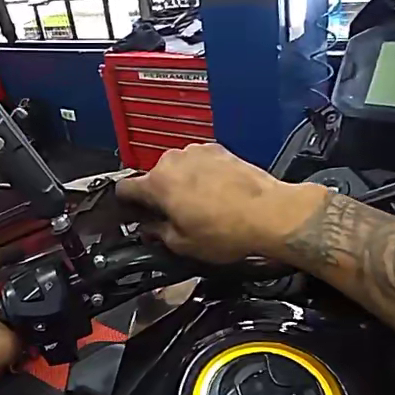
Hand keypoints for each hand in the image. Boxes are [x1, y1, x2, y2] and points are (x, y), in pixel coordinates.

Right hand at [114, 144, 324, 263]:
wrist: (270, 213)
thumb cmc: (228, 230)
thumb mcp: (183, 244)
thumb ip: (157, 232)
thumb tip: (150, 227)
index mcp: (157, 183)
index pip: (124, 188)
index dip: (126, 204)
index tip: (134, 213)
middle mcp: (173, 161)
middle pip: (154, 177)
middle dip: (160, 195)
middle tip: (175, 217)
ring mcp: (197, 152)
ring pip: (178, 168)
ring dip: (182, 183)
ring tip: (201, 206)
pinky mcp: (218, 150)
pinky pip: (200, 162)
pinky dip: (203, 174)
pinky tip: (217, 193)